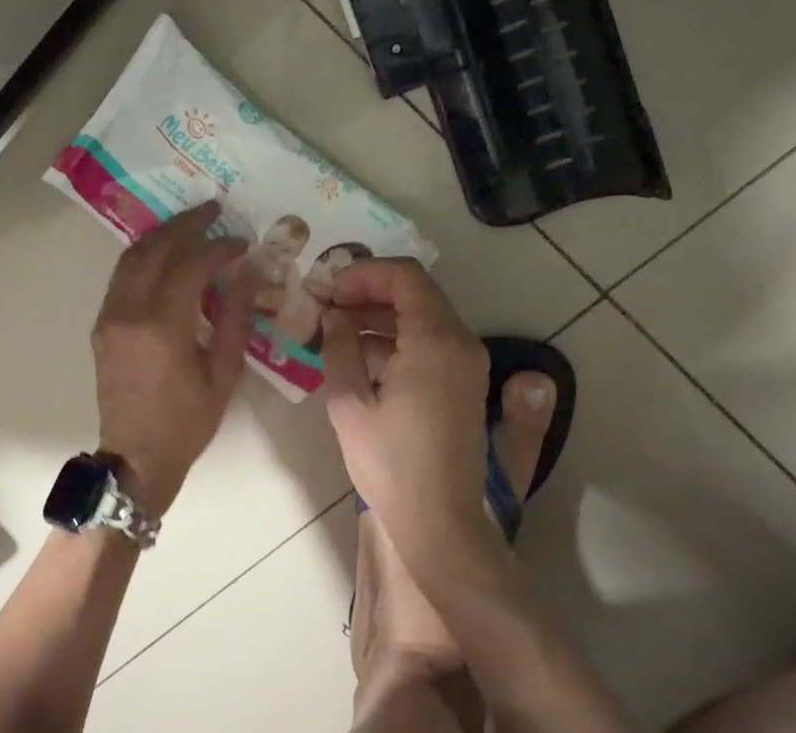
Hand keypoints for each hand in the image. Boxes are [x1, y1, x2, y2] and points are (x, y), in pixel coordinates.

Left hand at [91, 201, 253, 516]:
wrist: (135, 459)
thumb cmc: (188, 422)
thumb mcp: (225, 373)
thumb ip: (236, 316)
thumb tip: (249, 269)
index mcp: (163, 326)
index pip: (191, 264)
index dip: (218, 246)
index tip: (241, 241)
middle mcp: (130, 311)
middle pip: (157, 248)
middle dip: (187, 224)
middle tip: (214, 209)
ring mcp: (110, 315)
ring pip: (133, 256)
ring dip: (163, 234)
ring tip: (191, 223)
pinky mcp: (102, 324)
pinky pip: (122, 275)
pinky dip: (145, 255)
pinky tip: (166, 252)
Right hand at [319, 258, 494, 563]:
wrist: (440, 522)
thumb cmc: (390, 464)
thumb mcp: (349, 403)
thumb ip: (338, 348)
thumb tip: (334, 316)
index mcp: (435, 341)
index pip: (404, 277)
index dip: (362, 273)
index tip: (328, 289)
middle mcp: (461, 342)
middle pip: (416, 292)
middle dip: (369, 290)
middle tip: (326, 304)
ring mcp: (468, 363)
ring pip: (424, 315)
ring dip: (381, 314)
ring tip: (336, 328)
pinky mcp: (465, 383)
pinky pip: (432, 341)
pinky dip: (398, 336)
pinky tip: (361, 354)